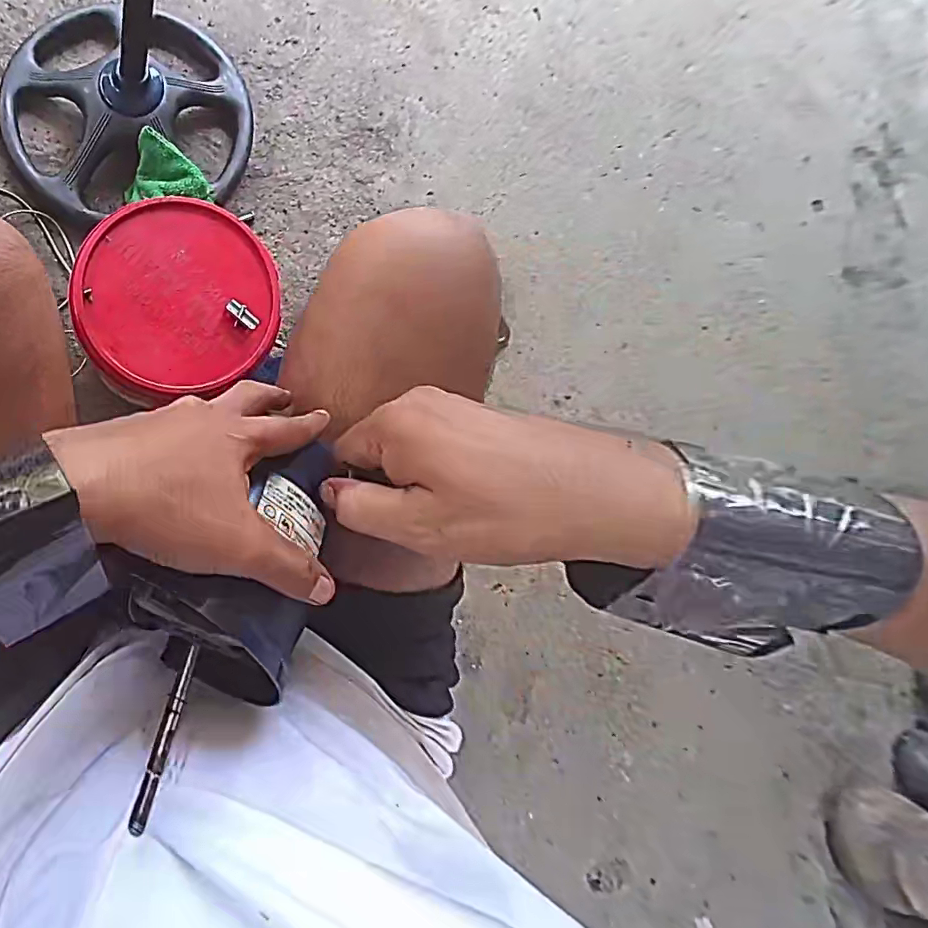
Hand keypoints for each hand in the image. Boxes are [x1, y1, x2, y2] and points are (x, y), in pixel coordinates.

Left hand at [44, 382, 335, 603]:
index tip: (321, 417)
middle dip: (270, 397)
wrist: (79, 486)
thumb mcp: (236, 546)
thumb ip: (284, 566)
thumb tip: (322, 585)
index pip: (285, 428)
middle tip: (283, 398)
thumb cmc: (162, 504)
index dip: (307, 425)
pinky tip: (172, 447)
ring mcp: (162, 421)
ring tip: (228, 418)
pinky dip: (179, 430)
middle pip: (247, 397)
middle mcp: (201, 419)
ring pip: (204, 406)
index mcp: (235, 436)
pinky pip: (165, 424)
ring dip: (223, 409)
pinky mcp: (128, 433)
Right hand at [321, 386, 694, 567]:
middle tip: (428, 518)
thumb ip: (357, 509)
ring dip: (418, 480)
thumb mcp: (419, 527)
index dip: (357, 493)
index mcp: (395, 422)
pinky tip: (475, 494)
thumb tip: (330, 493)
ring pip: (404, 449)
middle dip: (390, 485)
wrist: (598, 493)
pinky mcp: (474, 412)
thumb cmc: (512, 511)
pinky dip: (443, 470)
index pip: (340, 456)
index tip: (388, 519)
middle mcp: (417, 400)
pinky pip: (434, 443)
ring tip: (458, 507)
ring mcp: (449, 402)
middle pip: (373, 449)